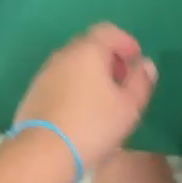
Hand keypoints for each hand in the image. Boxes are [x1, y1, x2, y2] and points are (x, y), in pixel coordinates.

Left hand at [13, 23, 158, 172]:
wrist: (43, 151)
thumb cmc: (92, 124)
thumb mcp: (128, 107)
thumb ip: (141, 82)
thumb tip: (146, 63)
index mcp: (89, 49)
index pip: (109, 31)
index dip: (126, 42)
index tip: (136, 59)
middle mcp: (65, 52)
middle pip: (91, 45)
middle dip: (109, 58)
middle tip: (122, 81)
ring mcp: (47, 70)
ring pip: (74, 63)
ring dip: (91, 73)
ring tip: (103, 99)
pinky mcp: (35, 90)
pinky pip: (61, 79)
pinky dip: (74, 85)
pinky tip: (80, 110)